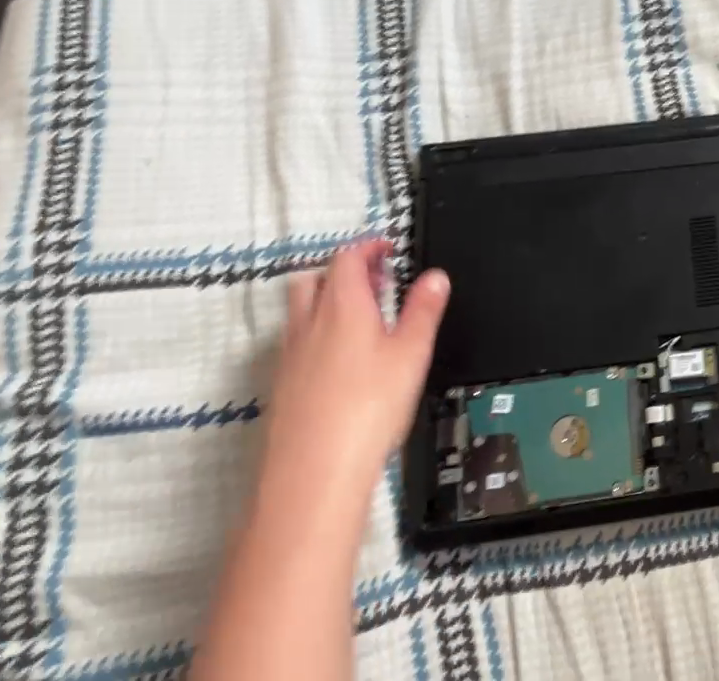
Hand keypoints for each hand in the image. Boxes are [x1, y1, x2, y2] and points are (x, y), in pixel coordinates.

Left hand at [263, 240, 449, 492]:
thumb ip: (423, 310)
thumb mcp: (411, 353)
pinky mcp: (283, 383)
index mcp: (343, 306)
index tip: (388, 248)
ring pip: (302, 309)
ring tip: (363, 317)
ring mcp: (290, 354)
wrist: (314, 471)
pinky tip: (343, 360)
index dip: (367, 247)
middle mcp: (309, 323)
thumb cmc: (370, 406)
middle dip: (343, 270)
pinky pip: (298, 340)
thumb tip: (434, 276)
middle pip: (315, 278)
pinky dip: (319, 332)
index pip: (347, 259)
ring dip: (328, 299)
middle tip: (375, 280)